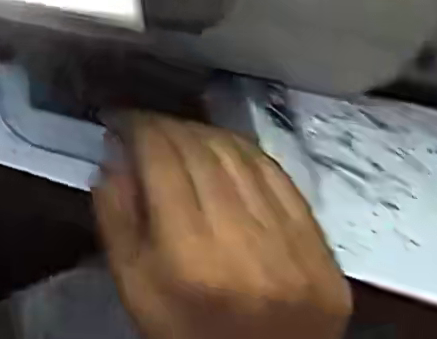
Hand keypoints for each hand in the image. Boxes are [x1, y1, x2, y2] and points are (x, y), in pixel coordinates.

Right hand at [94, 114, 351, 338]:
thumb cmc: (184, 331)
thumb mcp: (131, 282)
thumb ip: (115, 213)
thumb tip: (116, 150)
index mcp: (190, 256)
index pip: (161, 157)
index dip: (137, 125)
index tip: (121, 119)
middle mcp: (244, 244)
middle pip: (198, 148)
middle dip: (165, 126)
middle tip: (146, 125)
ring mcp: (291, 248)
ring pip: (237, 154)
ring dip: (201, 132)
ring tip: (181, 135)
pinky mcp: (322, 253)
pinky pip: (277, 175)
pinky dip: (242, 152)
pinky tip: (222, 151)